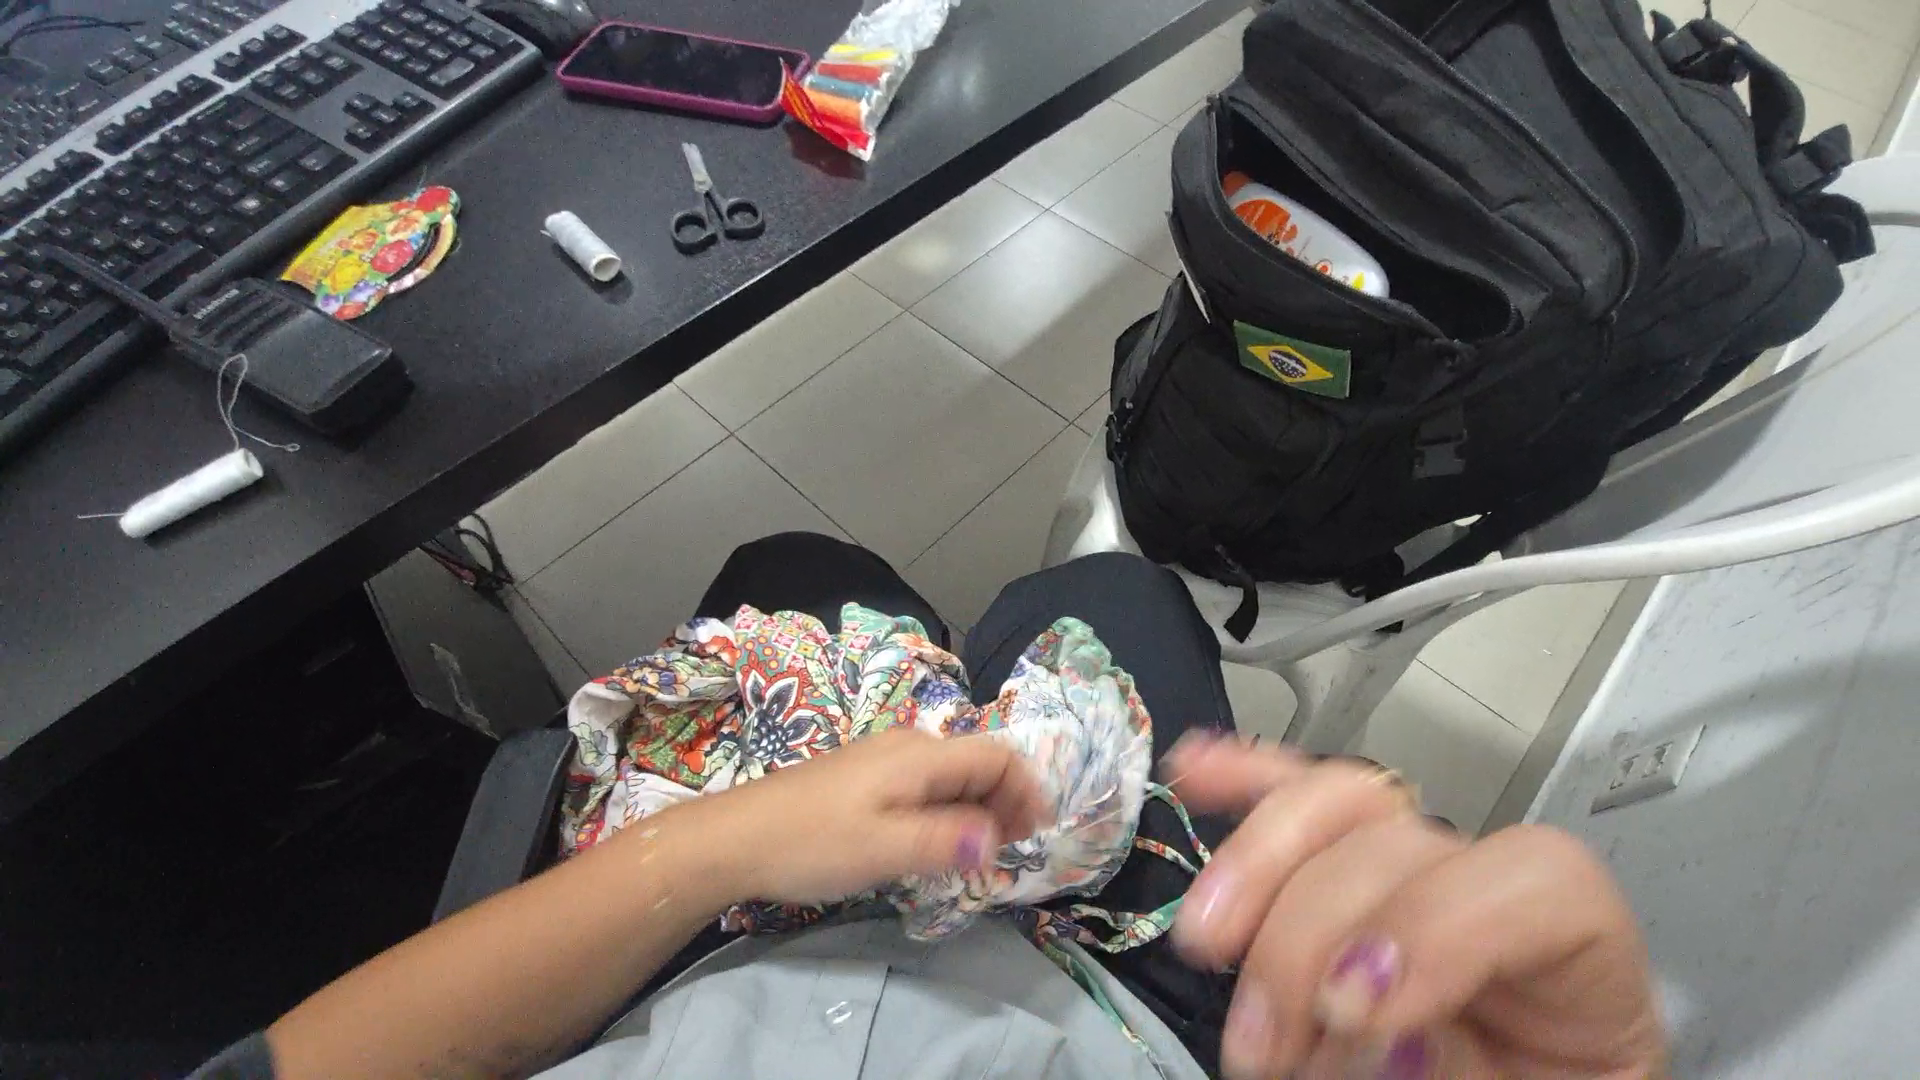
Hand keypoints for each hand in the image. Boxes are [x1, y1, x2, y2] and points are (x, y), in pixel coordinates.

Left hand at [702, 727, 1049, 904]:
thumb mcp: (883, 848)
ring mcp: (885, 760)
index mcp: (919, 755)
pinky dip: (949, 810)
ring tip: (983, 852)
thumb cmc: (812, 841)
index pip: (995, 755)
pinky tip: (939, 842)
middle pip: (977, 762)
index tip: (1040, 831)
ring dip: (979, 808)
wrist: (736, 836)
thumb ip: (945, 840)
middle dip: (1006, 800)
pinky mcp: (867, 778)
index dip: (1026, 787)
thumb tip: (999, 839)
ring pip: (952, 776)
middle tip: (1014, 850)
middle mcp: (908, 747)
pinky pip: (927, 786)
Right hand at [1164, 733, 1664, 1079]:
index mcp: (1579, 969)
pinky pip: (1288, 793)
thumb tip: (1358, 1022)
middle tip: (1257, 1035)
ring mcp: (1406, 862)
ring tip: (1204, 946)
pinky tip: (1191, 769)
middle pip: (1395, 839)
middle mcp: (1486, 889)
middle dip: (1306, 927)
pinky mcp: (1337, 857)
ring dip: (1251, 868)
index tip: (1348, 1010)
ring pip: (1329, 803)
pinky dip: (1238, 779)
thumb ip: (1449, 1075)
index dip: (1435, 928)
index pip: (1537, 883)